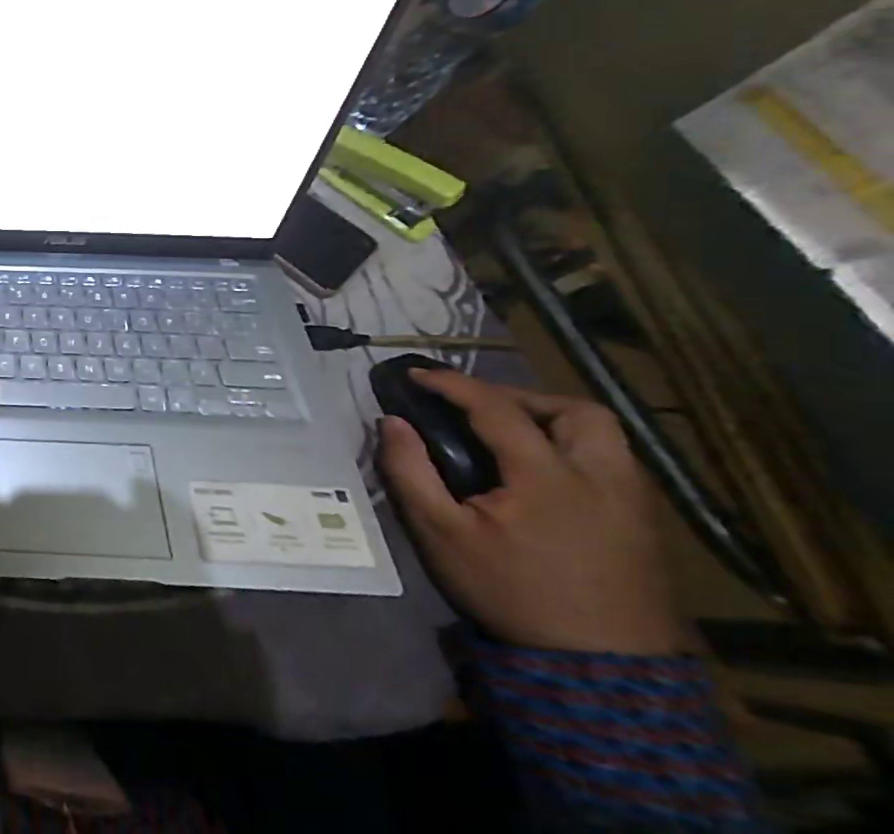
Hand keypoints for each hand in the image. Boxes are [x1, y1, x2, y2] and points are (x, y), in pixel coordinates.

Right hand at [377, 370, 688, 655]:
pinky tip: (547, 473)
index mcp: (548, 474)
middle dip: (523, 397)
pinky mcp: (646, 522)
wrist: (600, 665)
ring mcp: (634, 499)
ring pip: (605, 434)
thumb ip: (410, 471)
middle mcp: (602, 474)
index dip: (453, 385)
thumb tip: (392, 422)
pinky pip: (613, 462)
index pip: (497, 408)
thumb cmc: (511, 592)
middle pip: (575, 410)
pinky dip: (575, 449)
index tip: (416, 374)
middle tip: (481, 409)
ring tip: (514, 437)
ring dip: (555, 421)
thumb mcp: (440, 534)